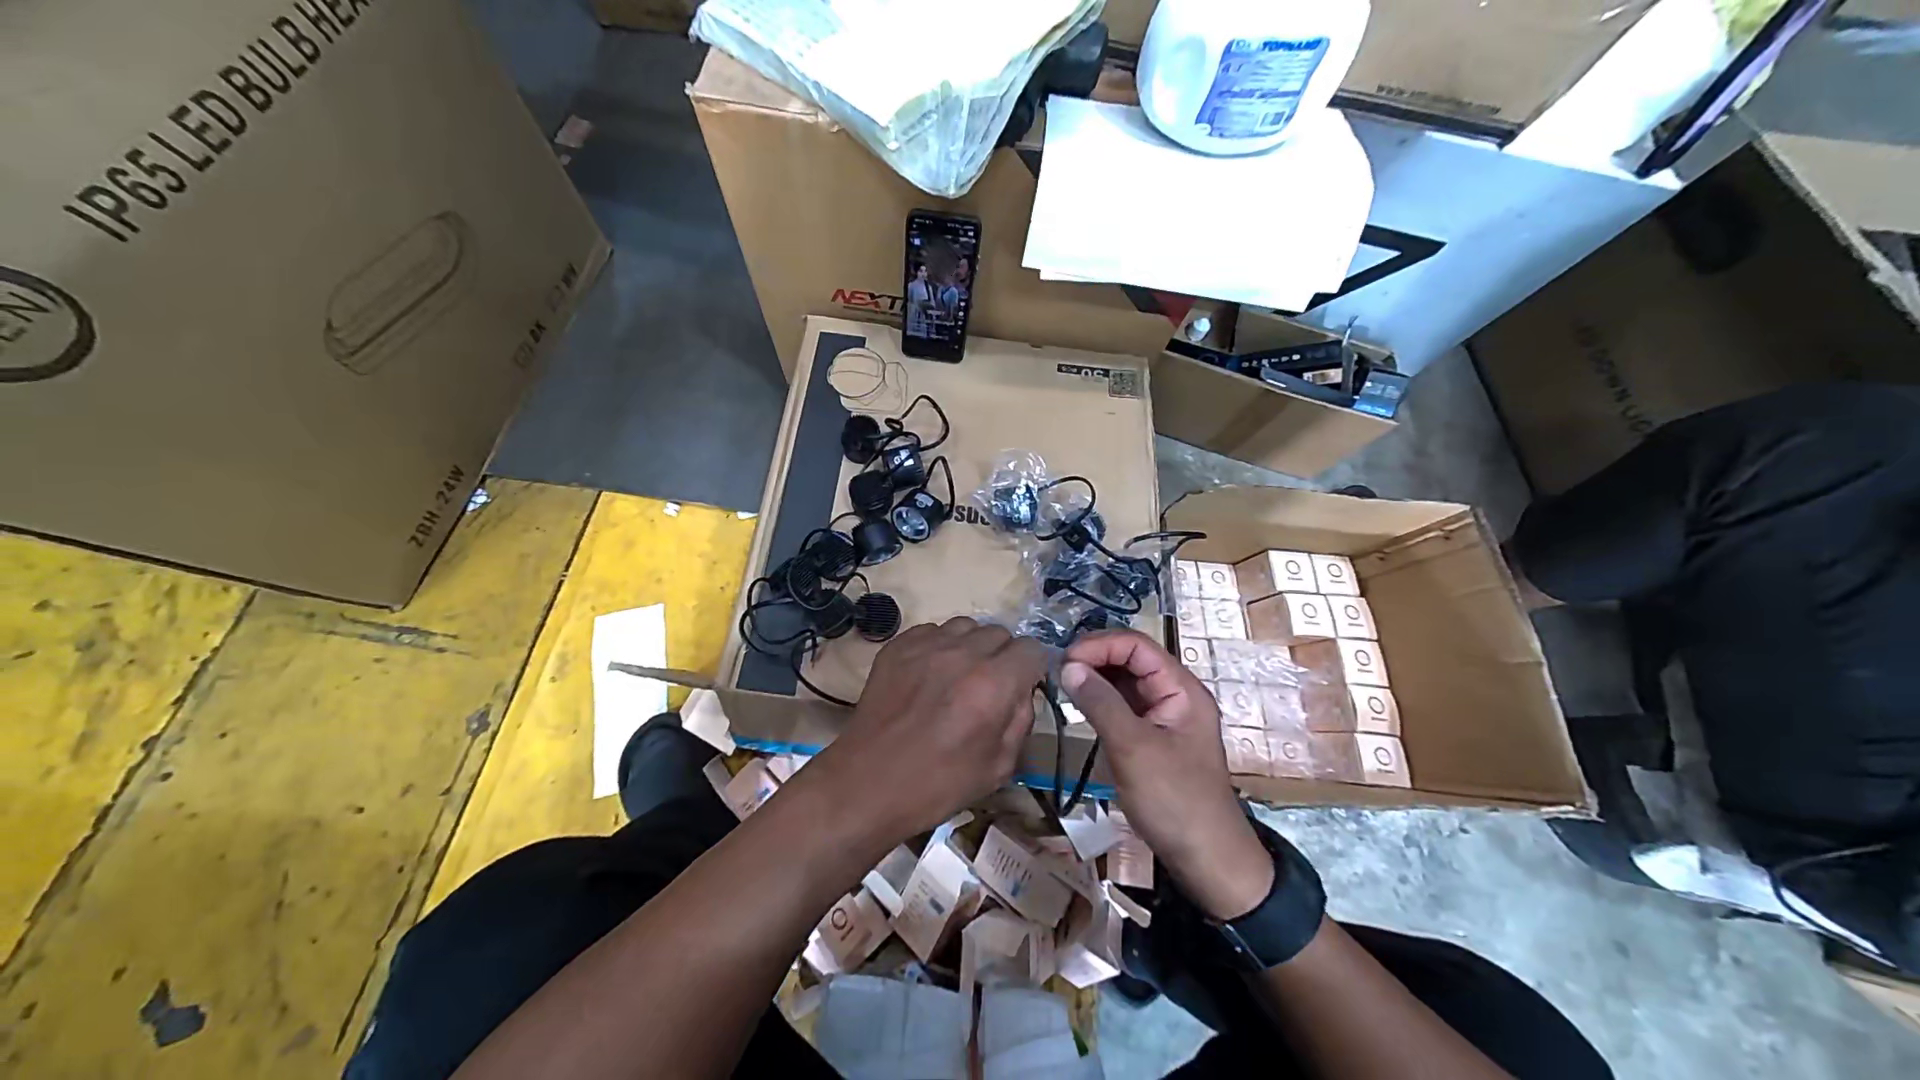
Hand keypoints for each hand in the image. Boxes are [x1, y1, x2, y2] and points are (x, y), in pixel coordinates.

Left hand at [800, 617, 1049, 850]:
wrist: (867, 784)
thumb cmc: (938, 785)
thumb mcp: (999, 766)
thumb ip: (1021, 719)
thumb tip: (1023, 690)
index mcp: (993, 684)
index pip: (1032, 650)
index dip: (1031, 670)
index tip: (1021, 687)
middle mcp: (962, 653)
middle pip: (1000, 633)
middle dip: (1002, 657)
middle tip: (988, 687)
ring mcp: (926, 645)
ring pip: (966, 626)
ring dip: (971, 647)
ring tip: (958, 676)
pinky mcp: (897, 646)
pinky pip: (932, 630)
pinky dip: (939, 647)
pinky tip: (929, 675)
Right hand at [1061, 631, 1273, 919]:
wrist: (1207, 860)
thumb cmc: (1175, 800)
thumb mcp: (1134, 748)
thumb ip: (1100, 703)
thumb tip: (1067, 665)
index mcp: (1181, 689)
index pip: (1137, 646)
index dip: (1099, 645)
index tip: (1065, 660)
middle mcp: (1174, 695)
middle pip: (1130, 660)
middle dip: (1094, 658)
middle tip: (1058, 672)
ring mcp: (1163, 717)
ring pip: (1124, 682)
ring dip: (1095, 678)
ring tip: (1062, 685)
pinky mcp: (1152, 738)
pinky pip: (1123, 707)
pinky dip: (1100, 701)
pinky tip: (1079, 706)